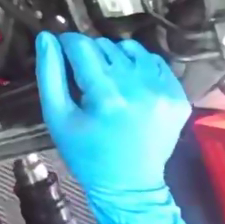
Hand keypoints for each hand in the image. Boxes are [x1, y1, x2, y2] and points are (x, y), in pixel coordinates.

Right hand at [35, 32, 215, 223]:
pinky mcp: (178, 95)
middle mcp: (140, 87)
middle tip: (81, 77)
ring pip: (131, 49)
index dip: (66, 43)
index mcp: (108, 95)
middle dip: (89, 55)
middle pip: (106, 46)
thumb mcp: (57, 117)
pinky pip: (154, 62)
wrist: (129, 186)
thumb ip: (50, 74)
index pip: (82, 46)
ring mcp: (164, 90)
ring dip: (114, 57)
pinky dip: (137, 66)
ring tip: (104, 80)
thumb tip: (46, 38)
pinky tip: (127, 85)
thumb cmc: (86, 154)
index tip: (59, 49)